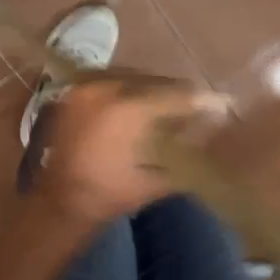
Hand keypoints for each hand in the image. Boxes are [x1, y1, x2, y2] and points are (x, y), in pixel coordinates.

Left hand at [30, 74, 230, 226]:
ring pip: (131, 76)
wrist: (58, 203)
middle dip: (177, 92)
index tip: (221, 103)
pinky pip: (108, 80)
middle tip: (196, 104)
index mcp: (128, 109)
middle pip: (154, 80)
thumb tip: (208, 137)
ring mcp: (85, 87)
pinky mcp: (72, 94)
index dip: (201, 100)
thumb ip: (185, 155)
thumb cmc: (109, 196)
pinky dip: (127, 88)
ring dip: (152, 88)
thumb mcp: (155, 180)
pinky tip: (138, 103)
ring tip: (169, 103)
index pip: (175, 94)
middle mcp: (105, 88)